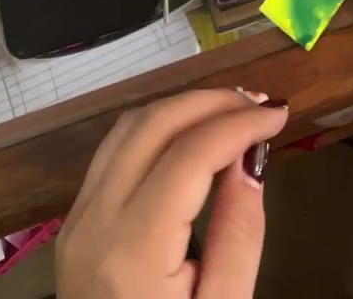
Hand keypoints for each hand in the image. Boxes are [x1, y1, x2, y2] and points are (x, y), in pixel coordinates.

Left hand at [57, 89, 288, 298]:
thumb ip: (239, 234)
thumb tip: (249, 158)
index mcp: (131, 249)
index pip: (188, 154)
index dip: (237, 123)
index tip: (278, 112)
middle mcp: (93, 220)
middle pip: (151, 124)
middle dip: (209, 102)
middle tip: (258, 103)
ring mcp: (76, 217)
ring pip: (128, 127)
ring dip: (181, 108)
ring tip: (231, 112)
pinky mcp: (75, 221)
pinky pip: (115, 150)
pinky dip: (156, 128)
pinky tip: (191, 134)